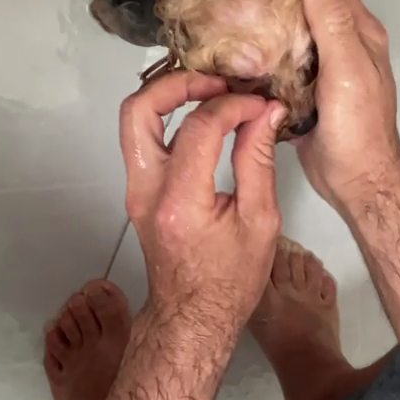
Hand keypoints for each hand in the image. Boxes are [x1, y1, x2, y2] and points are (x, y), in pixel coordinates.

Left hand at [119, 72, 284, 332]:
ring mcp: (134, 189)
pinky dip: (167, 116)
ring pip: (132, 120)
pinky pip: (142, 137)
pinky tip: (201, 116)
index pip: (198, 128)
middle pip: (139, 110)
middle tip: (217, 81)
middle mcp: (146, 190)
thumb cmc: (231, 280)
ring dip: (168, 96)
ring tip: (209, 92)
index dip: (232, 105)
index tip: (259, 105)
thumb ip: (258, 161)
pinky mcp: (136, 189)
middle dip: (178, 83)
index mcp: (180, 202)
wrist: (191, 317)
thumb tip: (267, 111)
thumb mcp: (261, 222)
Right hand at [273, 0, 399, 211]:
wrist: (357, 179)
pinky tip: (239, 39)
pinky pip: (283, 53)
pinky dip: (263, 40)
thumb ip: (333, 22)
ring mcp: (324, 65)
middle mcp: (343, 42)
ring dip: (268, 5)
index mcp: (357, 31)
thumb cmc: (358, 128)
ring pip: (293, 24)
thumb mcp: (348, 69)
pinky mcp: (307, 87)